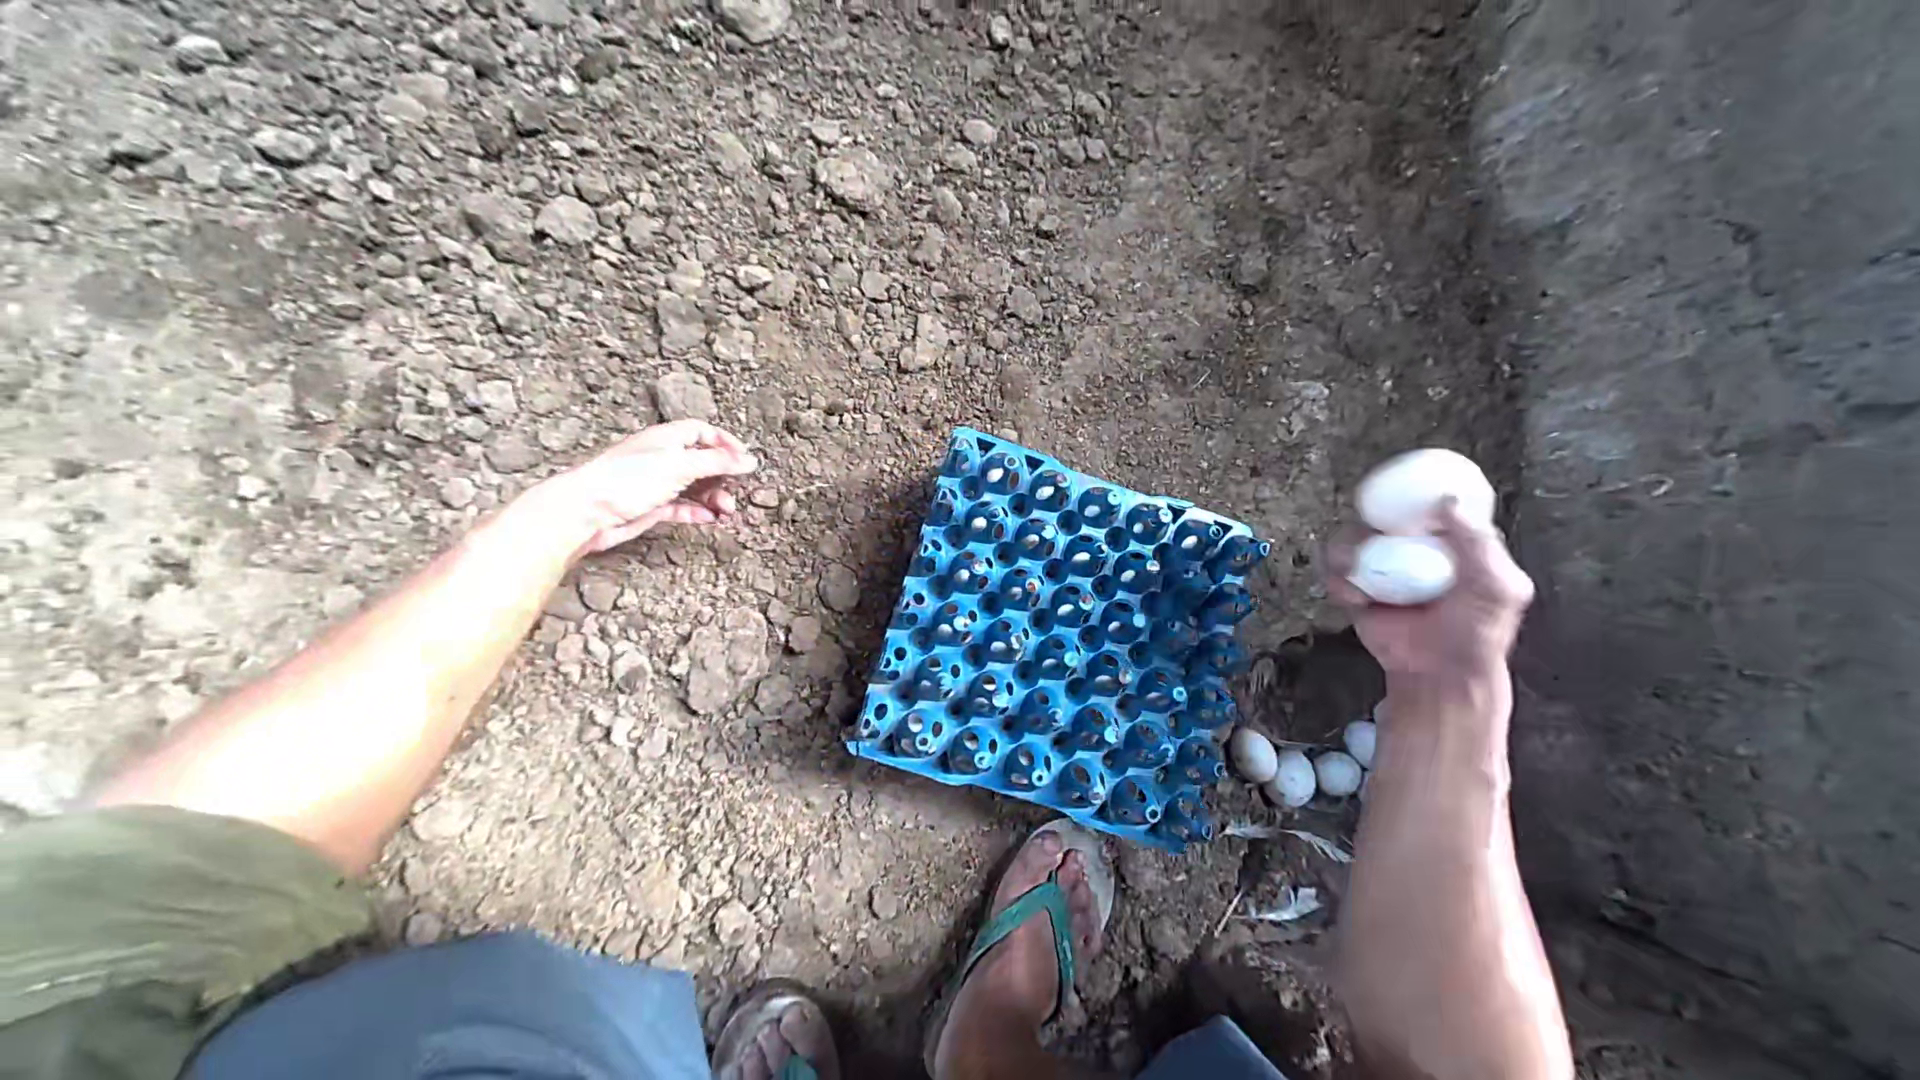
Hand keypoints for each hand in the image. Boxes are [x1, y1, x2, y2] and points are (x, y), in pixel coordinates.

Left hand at [515, 420, 758, 560]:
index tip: (743, 458)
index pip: (702, 432)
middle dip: (723, 476)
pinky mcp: (652, 506)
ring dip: (714, 497)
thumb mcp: (680, 465)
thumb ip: (717, 463)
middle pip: (703, 462)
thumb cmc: (625, 480)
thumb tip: (749, 460)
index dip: (724, 443)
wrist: (588, 512)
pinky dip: (697, 512)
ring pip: (695, 487)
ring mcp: (657, 483)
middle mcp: (663, 458)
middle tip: (737, 489)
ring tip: (725, 511)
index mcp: (667, 439)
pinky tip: (709, 518)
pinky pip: (682, 507)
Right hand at [1328, 498, 1533, 680]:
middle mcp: (1409, 557)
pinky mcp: (1358, 595)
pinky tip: (1354, 595)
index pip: (1421, 512)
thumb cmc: (1477, 635)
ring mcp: (1381, 575)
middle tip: (1370, 538)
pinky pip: (1335, 576)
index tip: (1397, 499)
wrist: (1438, 672)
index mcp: (1446, 548)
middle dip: (1365, 526)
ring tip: (1351, 565)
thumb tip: (1448, 502)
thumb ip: (1477, 542)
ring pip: (1349, 546)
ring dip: (1344, 552)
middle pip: (1376, 524)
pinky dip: (1338, 582)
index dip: (1406, 501)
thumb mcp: (1498, 584)